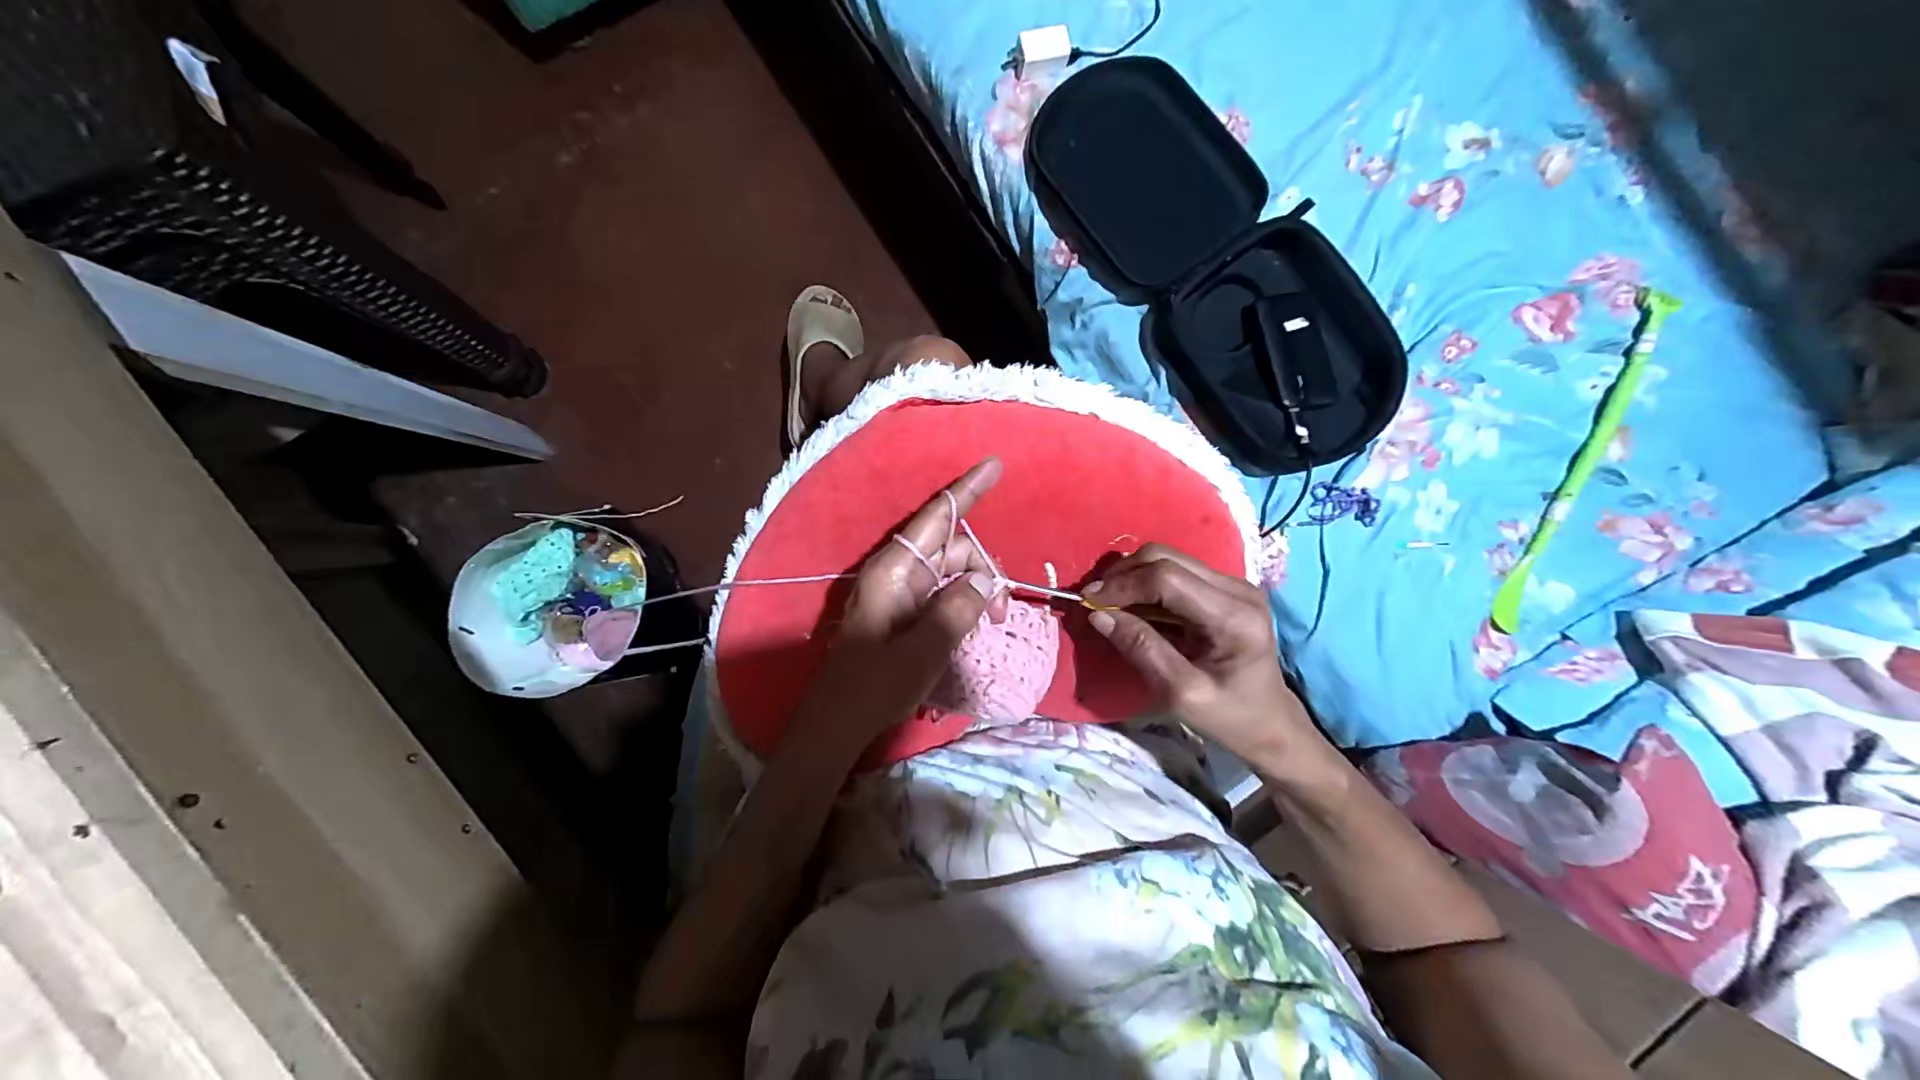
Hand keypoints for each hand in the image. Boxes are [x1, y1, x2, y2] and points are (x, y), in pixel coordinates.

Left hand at [787, 459, 1009, 754]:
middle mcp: (896, 573)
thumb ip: (957, 609)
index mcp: (894, 571)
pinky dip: (963, 603)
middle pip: (951, 547)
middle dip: (983, 567)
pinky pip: (942, 593)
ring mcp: (899, 593)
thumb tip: (984, 580)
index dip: (967, 491)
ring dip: (977, 589)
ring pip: (950, 571)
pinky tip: (976, 625)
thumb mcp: (924, 650)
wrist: (838, 722)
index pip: (937, 518)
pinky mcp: (902, 613)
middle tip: (1002, 611)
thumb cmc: (874, 686)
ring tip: (992, 622)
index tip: (995, 465)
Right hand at [1086, 543, 1341, 790]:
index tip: (1088, 603)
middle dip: (1123, 575)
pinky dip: (1146, 584)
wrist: (1270, 724)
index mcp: (1234, 616)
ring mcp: (1233, 584)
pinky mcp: (1224, 588)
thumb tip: (1098, 615)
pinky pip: (1175, 571)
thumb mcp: (1181, 693)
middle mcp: (1237, 588)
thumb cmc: (1229, 717)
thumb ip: (1141, 649)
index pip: (1167, 578)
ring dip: (1132, 576)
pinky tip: (1132, 606)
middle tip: (1095, 601)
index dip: (1123, 586)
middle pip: (1166, 557)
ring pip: (1168, 558)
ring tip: (1109, 603)